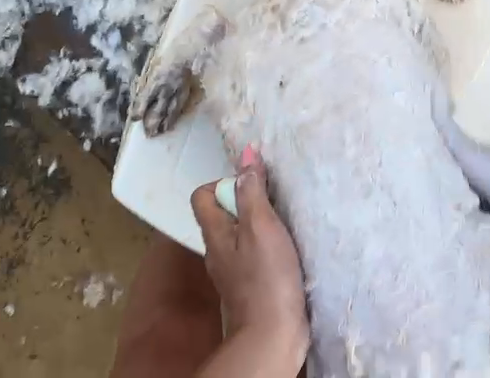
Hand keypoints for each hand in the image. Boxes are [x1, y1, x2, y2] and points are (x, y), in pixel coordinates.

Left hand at [190, 146, 308, 373]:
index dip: (224, 182)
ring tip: (285, 218)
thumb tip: (246, 153)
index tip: (252, 184)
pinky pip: (253, 253)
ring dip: (259, 221)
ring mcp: (233, 271)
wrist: (273, 336)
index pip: (201, 196)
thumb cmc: (266, 277)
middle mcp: (217, 251)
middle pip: (223, 213)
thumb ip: (252, 190)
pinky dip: (267, 243)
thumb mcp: (261, 225)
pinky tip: (287, 247)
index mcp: (215, 234)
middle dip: (247, 198)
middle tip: (275, 198)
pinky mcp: (250, 285)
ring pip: (239, 233)